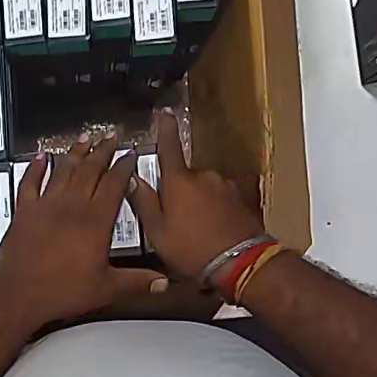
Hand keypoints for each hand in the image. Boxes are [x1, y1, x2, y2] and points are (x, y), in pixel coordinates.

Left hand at [0, 132, 165, 331]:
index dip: (124, 166)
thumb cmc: (60, 292)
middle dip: (102, 151)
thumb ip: (136, 282)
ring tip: (83, 139)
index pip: (114, 184)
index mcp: (94, 221)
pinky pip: (29, 183)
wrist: (19, 295)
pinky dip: (35, 168)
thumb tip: (161, 282)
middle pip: (90, 170)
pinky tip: (39, 158)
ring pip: (63, 170)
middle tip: (110, 137)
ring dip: (75, 153)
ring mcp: (45, 206)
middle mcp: (71, 207)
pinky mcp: (24, 212)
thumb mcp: (106, 289)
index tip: (131, 154)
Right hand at [128, 109, 266, 280]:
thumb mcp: (158, 233)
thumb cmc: (192, 250)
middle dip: (177, 192)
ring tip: (194, 230)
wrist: (243, 264)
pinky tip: (212, 230)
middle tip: (173, 220)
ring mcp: (225, 185)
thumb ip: (144, 203)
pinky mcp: (241, 197)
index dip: (165, 129)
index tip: (164, 112)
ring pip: (202, 188)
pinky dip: (213, 209)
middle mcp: (203, 176)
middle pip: (183, 177)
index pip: (168, 147)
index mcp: (178, 182)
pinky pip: (219, 198)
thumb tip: (133, 178)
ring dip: (196, 202)